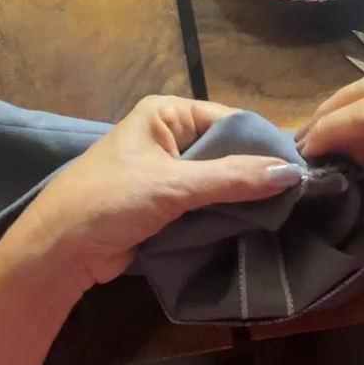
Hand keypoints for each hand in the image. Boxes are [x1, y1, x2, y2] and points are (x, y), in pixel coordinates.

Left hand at [2, 96, 303, 296]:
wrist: (60, 250)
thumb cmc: (111, 200)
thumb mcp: (174, 185)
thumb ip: (233, 178)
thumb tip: (292, 172)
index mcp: (166, 114)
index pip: (229, 120)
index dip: (263, 144)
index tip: (302, 168)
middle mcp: (168, 136)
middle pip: (226, 151)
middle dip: (255, 173)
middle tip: (300, 195)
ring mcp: (167, 172)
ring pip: (219, 180)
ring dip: (242, 198)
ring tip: (288, 212)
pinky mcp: (166, 205)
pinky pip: (206, 204)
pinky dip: (226, 214)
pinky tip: (257, 226)